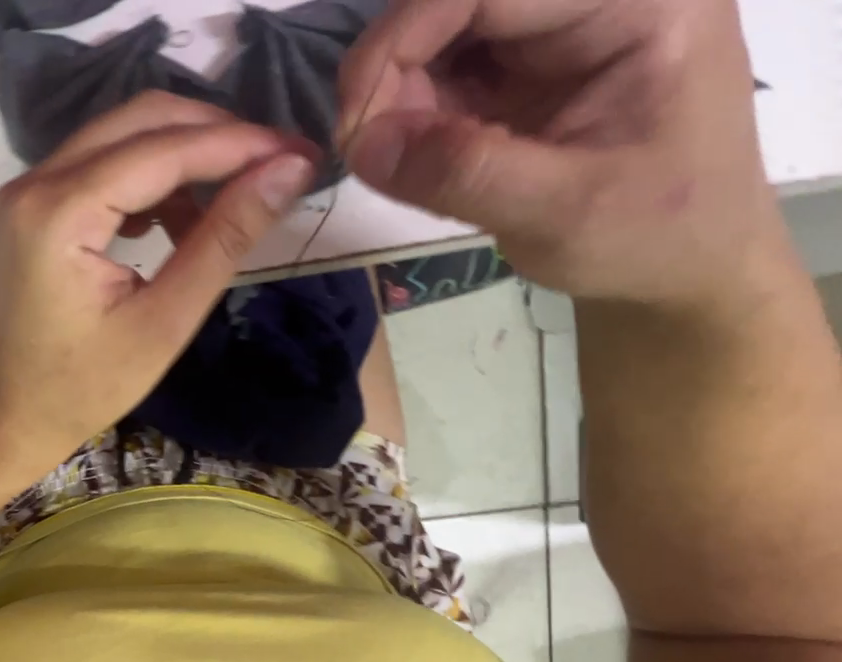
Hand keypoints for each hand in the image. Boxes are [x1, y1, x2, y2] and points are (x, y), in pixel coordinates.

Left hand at [0, 92, 315, 485]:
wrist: (14, 421)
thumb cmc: (86, 388)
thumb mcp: (165, 320)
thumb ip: (224, 238)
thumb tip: (289, 169)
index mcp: (56, 215)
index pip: (160, 149)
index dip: (238, 144)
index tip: (301, 151)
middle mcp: (29, 189)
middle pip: (136, 122)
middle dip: (211, 136)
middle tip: (272, 166)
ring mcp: (19, 197)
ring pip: (115, 139)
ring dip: (177, 158)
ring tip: (223, 207)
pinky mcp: (22, 212)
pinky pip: (92, 168)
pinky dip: (140, 180)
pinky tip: (169, 223)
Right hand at [339, 0, 788, 306]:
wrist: (682, 262)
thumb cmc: (650, 234)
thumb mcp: (560, 212)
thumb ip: (462, 174)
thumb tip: (361, 146)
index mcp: (637, 3)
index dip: (400, 42)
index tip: (353, 128)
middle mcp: (594, 1)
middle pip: (453, 6)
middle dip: (391, 75)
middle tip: (370, 155)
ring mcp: (555, 32)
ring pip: (436, 37)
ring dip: (393, 99)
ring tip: (400, 164)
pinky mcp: (522, 68)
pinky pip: (440, 71)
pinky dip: (406, 115)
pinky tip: (416, 159)